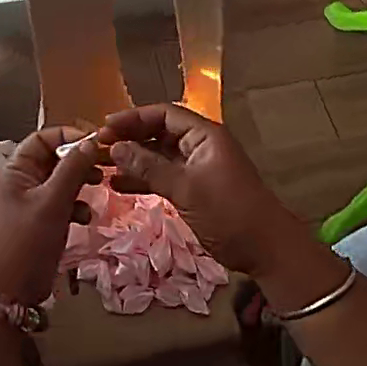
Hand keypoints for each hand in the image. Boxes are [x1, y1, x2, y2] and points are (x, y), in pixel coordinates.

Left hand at [0, 125, 102, 304]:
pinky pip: (60, 202)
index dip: (69, 136)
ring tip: (100, 187)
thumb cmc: (27, 242)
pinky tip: (86, 217)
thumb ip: (73, 170)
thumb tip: (91, 142)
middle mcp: (19, 180)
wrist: (10, 293)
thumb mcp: (52, 202)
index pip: (42, 138)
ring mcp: (28, 201)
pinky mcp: (39, 221)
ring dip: (80, 183)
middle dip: (79, 161)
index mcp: (14, 168)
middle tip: (105, 166)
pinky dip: (75, 205)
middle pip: (53, 158)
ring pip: (60, 181)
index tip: (97, 143)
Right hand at [99, 104, 314, 277]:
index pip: (164, 114)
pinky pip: (163, 175)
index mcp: (204, 135)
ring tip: (103, 166)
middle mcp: (200, 145)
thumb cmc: (229, 213)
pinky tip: (120, 186)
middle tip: (99, 147)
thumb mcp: (185, 188)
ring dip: (133, 159)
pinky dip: (143, 178)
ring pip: (158, 155)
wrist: (267, 251)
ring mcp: (198, 167)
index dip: (133, 117)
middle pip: (159, 132)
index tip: (106, 128)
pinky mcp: (195, 188)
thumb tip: (115, 147)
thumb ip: (148, 166)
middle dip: (129, 138)